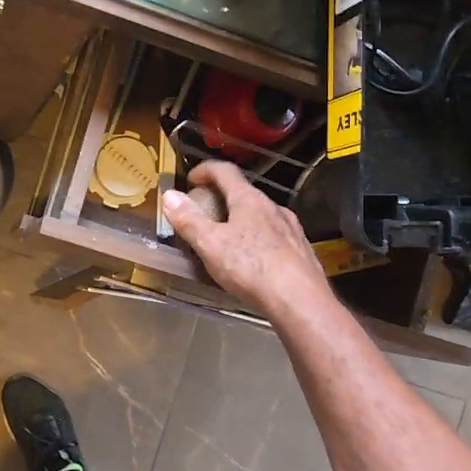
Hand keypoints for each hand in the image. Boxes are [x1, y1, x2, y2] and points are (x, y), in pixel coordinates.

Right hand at [161, 161, 333, 319]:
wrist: (300, 299)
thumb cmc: (251, 267)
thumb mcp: (210, 245)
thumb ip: (189, 220)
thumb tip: (170, 195)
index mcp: (249, 200)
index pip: (225, 172)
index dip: (205, 170)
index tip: (191, 178)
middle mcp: (273, 207)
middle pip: (245, 194)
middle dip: (223, 199)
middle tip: (205, 213)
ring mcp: (291, 228)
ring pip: (262, 216)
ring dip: (242, 220)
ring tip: (228, 238)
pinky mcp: (301, 250)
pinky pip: (274, 237)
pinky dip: (259, 239)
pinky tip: (254, 260)